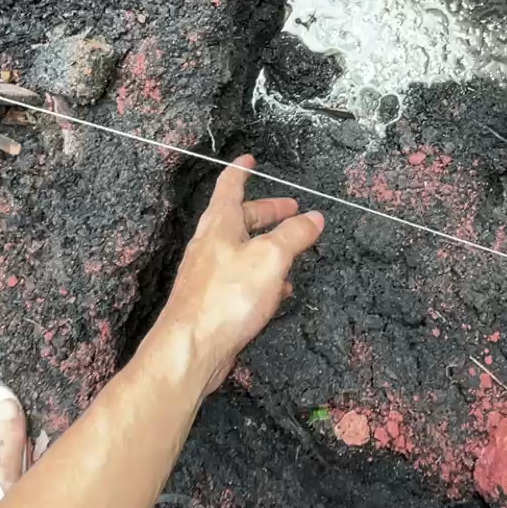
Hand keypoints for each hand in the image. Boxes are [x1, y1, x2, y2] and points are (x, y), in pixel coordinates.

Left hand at [145, 155, 324, 394]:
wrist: (191, 349)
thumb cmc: (227, 295)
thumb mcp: (271, 257)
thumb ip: (295, 235)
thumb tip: (315, 217)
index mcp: (220, 222)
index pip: (230, 185)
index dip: (242, 169)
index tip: (250, 158)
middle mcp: (212, 242)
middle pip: (241, 218)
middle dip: (268, 212)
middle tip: (292, 210)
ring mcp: (211, 272)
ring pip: (244, 249)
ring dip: (269, 247)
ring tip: (295, 254)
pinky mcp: (214, 299)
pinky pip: (242, 278)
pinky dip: (263, 277)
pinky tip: (279, 292)